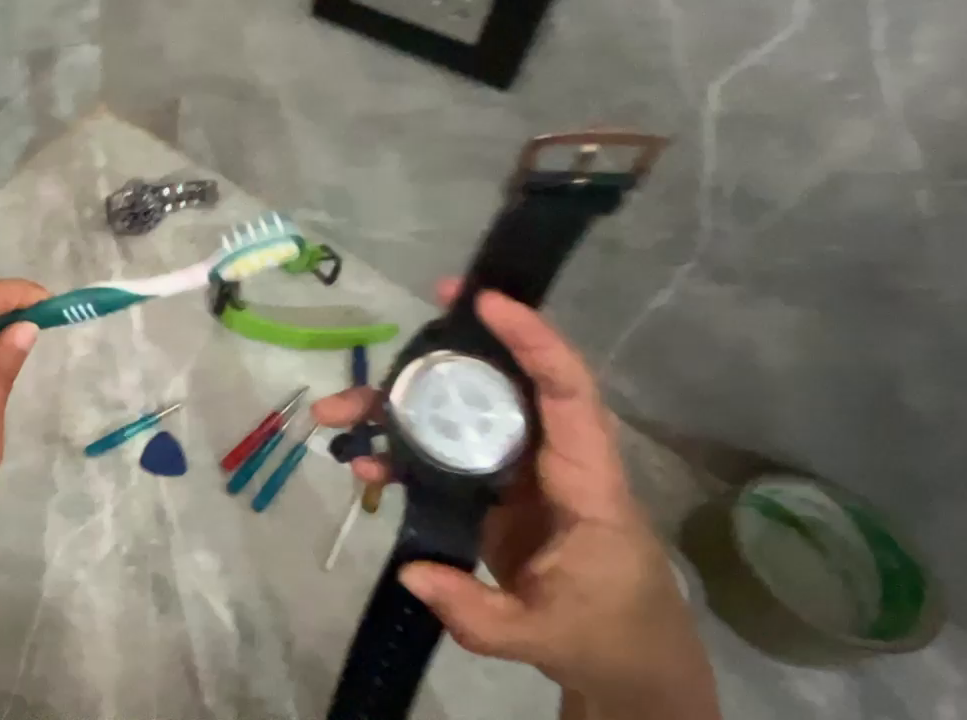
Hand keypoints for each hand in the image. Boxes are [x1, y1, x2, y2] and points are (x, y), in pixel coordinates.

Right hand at [312, 282, 718, 719]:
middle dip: (443, 356)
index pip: (567, 393)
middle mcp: (549, 460)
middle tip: (403, 326)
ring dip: (397, 407)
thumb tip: (412, 572)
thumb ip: (480, 613)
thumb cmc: (610, 640)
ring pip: (456, 416)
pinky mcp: (490, 489)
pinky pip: (440, 454)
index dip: (533, 341)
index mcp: (585, 482)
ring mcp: (516, 472)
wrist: (628, 664)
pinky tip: (364, 461)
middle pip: (495, 390)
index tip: (485, 302)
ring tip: (337, 411)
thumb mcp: (548, 637)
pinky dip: (399, 451)